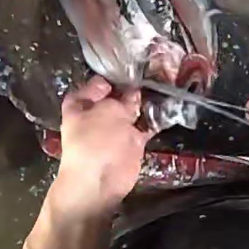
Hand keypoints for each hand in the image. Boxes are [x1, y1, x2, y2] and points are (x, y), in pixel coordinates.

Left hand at [50, 78, 151, 221]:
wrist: (99, 180)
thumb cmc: (96, 141)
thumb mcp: (108, 111)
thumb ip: (123, 99)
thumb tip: (134, 93)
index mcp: (81, 103)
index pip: (99, 83)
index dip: (115, 75)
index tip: (135, 67)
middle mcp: (97, 114)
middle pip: (117, 96)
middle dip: (133, 88)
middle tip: (156, 73)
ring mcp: (115, 129)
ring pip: (133, 110)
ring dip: (146, 102)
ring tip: (165, 86)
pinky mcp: (132, 143)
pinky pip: (145, 127)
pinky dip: (155, 120)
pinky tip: (167, 107)